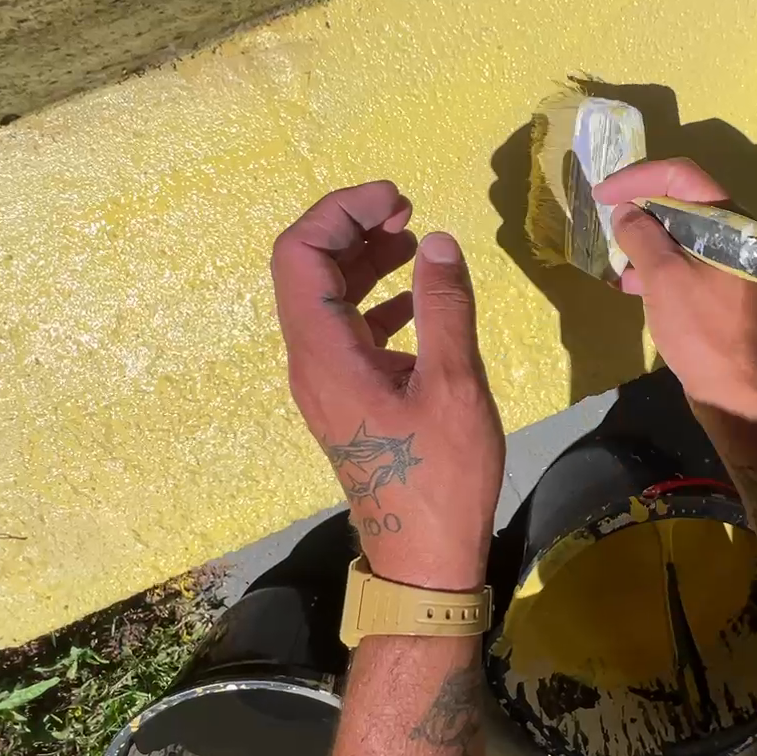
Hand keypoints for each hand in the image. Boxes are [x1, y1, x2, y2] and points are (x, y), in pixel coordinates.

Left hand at [271, 181, 504, 590]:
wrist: (424, 556)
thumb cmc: (441, 476)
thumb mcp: (454, 387)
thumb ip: (445, 309)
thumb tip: (438, 242)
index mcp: (324, 354)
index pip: (301, 254)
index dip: (341, 212)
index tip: (396, 199)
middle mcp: (311, 364)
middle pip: (308, 272)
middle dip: (352, 229)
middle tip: (407, 211)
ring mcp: (327, 386)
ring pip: (329, 303)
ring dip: (364, 264)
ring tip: (414, 243)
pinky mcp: (348, 402)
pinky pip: (349, 335)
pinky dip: (377, 305)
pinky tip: (416, 302)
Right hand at [594, 160, 756, 419]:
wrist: (730, 387)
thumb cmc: (699, 327)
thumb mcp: (662, 276)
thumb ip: (640, 235)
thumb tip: (625, 213)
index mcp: (729, 222)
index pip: (681, 175)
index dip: (637, 178)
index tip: (602, 193)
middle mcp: (733, 235)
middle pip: (680, 202)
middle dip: (639, 208)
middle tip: (606, 220)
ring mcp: (726, 263)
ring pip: (678, 235)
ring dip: (643, 240)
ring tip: (616, 257)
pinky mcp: (716, 289)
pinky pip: (681, 263)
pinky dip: (655, 267)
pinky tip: (628, 283)